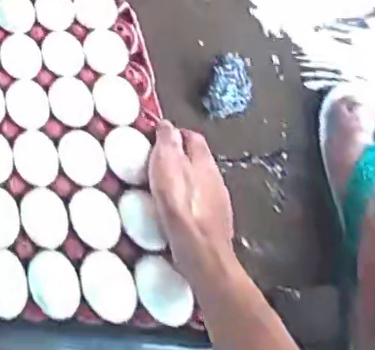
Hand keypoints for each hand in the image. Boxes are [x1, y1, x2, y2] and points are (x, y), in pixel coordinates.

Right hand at [149, 121, 235, 277]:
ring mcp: (219, 203)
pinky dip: (187, 202)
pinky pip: (200, 205)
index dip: (175, 134)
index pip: (192, 136)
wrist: (199, 249)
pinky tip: (174, 211)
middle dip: (178, 158)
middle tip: (156, 162)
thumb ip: (167, 139)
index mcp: (204, 159)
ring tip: (161, 186)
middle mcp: (216, 178)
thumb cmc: (178, 199)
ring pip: (199, 183)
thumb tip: (167, 125)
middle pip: (197, 160)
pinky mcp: (216, 225)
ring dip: (183, 181)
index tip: (156, 138)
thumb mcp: (165, 159)